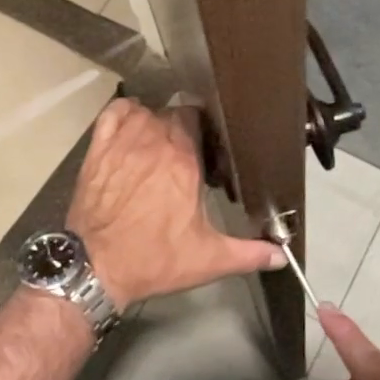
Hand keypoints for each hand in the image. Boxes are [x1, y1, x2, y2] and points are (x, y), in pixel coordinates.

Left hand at [68, 98, 284, 307]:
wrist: (97, 267)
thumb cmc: (155, 259)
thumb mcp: (208, 259)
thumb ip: (249, 253)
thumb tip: (282, 256)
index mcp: (184, 160)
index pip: (197, 120)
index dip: (203, 130)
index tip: (206, 147)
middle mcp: (154, 141)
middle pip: (172, 115)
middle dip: (180, 129)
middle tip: (183, 151)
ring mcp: (122, 142)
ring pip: (144, 113)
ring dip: (153, 122)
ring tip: (157, 142)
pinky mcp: (98, 148)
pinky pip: (113, 114)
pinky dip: (123, 114)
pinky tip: (129, 126)